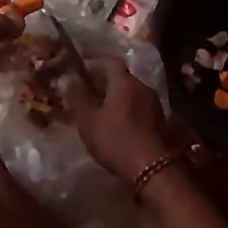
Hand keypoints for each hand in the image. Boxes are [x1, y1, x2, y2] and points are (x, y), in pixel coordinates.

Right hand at [66, 57, 174, 180]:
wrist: (150, 166)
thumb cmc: (114, 138)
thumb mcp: (88, 119)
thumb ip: (78, 96)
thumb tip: (68, 78)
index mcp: (125, 81)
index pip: (109, 61)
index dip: (94, 64)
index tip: (81, 72)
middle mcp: (142, 86)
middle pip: (122, 76)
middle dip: (105, 81)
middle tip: (88, 92)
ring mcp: (154, 103)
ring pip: (132, 91)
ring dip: (117, 96)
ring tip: (101, 108)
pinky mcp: (159, 119)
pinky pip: (139, 105)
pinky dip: (127, 108)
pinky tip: (118, 122)